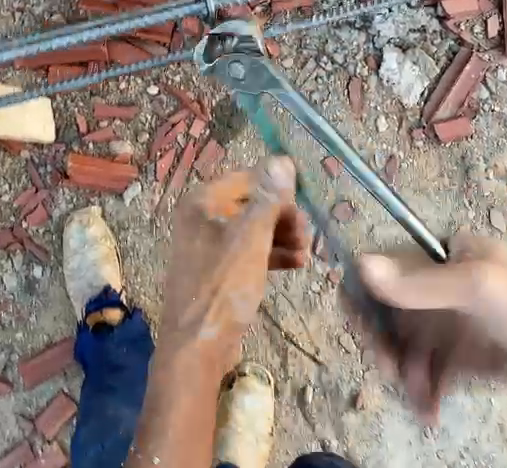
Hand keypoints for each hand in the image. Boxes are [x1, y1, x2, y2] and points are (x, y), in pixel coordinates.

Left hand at [155, 156, 311, 377]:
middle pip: (250, 204)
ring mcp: (207, 246)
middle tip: (308, 234)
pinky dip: (271, 255)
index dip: (276, 188)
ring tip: (307, 252)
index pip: (246, 179)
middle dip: (282, 216)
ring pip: (252, 230)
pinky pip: (248, 253)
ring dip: (281, 237)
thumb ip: (269, 198)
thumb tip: (283, 159)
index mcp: (201, 202)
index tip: (305, 201)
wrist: (197, 347)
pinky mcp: (217, 271)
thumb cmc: (222, 285)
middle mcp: (200, 218)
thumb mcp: (251, 238)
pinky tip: (298, 264)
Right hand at [356, 231, 506, 422]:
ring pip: (410, 348)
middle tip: (390, 371)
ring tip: (418, 398)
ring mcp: (457, 324)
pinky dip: (426, 391)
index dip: (364, 295)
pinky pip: (434, 373)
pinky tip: (429, 410)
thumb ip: (420, 282)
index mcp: (441, 255)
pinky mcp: (470, 358)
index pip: (386, 269)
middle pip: (391, 313)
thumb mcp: (477, 287)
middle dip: (384, 343)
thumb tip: (361, 265)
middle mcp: (443, 286)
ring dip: (405, 373)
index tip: (360, 328)